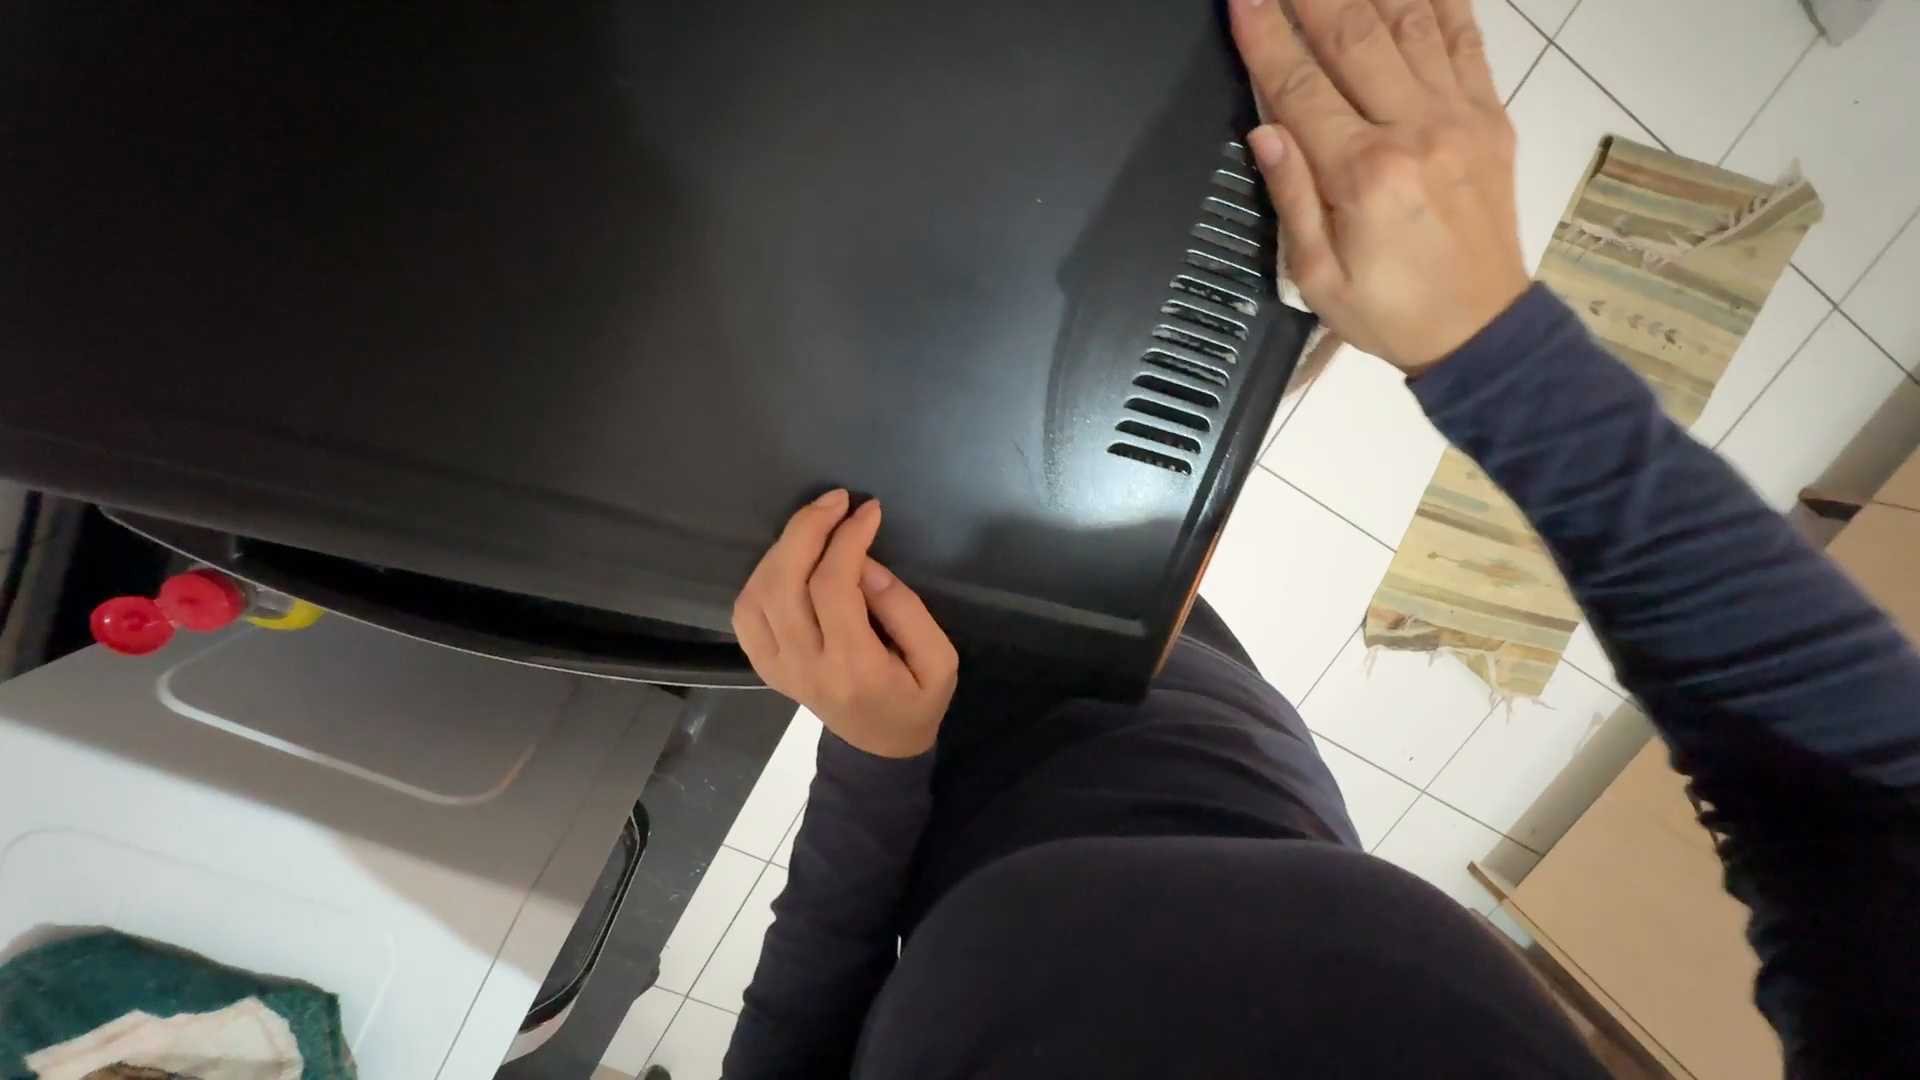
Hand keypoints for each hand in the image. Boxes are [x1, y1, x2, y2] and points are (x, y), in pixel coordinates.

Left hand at [732, 489, 958, 758]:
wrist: (879, 749)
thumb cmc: (915, 702)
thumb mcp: (939, 661)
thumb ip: (906, 610)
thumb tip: (865, 563)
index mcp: (853, 666)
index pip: (833, 587)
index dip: (848, 539)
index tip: (869, 510)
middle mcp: (805, 666)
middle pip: (784, 583)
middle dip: (807, 529)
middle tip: (835, 500)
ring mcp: (777, 668)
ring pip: (758, 594)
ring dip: (783, 547)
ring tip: (816, 522)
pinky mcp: (765, 665)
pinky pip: (745, 612)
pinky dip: (761, 575)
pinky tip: (789, 557)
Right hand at [1229, 0, 1530, 373]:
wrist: (1476, 325)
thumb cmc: (1386, 311)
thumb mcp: (1315, 276)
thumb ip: (1292, 198)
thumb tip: (1264, 134)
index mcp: (1362, 175)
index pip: (1300, 90)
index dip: (1266, 39)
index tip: (1242, 0)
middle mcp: (1414, 129)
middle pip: (1354, 37)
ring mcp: (1460, 115)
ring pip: (1410, 22)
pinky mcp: (1489, 116)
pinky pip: (1464, 38)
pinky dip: (1437, 0)